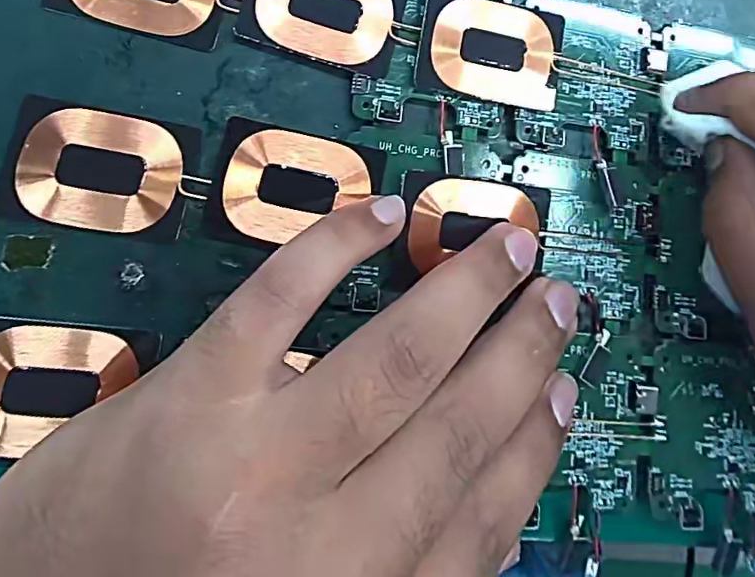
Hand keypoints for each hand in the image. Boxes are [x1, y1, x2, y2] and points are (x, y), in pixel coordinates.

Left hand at [0, 195, 579, 576]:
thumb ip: (385, 567)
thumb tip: (482, 490)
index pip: (474, 526)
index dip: (530, 450)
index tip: (561, 387)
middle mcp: (312, 545)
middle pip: (448, 432)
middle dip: (514, 352)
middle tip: (554, 294)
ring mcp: (249, 455)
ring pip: (389, 362)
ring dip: (460, 294)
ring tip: (505, 246)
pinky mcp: (193, 388)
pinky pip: (282, 297)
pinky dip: (338, 245)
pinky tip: (387, 213)